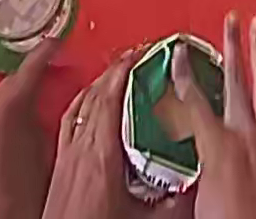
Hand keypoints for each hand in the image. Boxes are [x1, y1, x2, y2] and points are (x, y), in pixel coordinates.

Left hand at [42, 49, 183, 218]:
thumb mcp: (140, 218)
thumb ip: (171, 203)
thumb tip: (195, 187)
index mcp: (102, 152)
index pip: (111, 96)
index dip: (124, 70)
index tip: (140, 52)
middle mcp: (82, 146)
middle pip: (98, 93)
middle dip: (117, 69)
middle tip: (136, 56)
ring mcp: (68, 153)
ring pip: (82, 103)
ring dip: (100, 82)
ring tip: (118, 71)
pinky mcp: (59, 164)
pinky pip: (70, 118)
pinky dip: (82, 101)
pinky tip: (89, 100)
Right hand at [172, 14, 255, 218]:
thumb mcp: (200, 200)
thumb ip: (197, 168)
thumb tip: (191, 157)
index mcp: (217, 146)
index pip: (193, 101)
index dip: (183, 74)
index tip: (179, 50)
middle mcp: (245, 134)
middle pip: (235, 80)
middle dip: (231, 46)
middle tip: (231, 16)